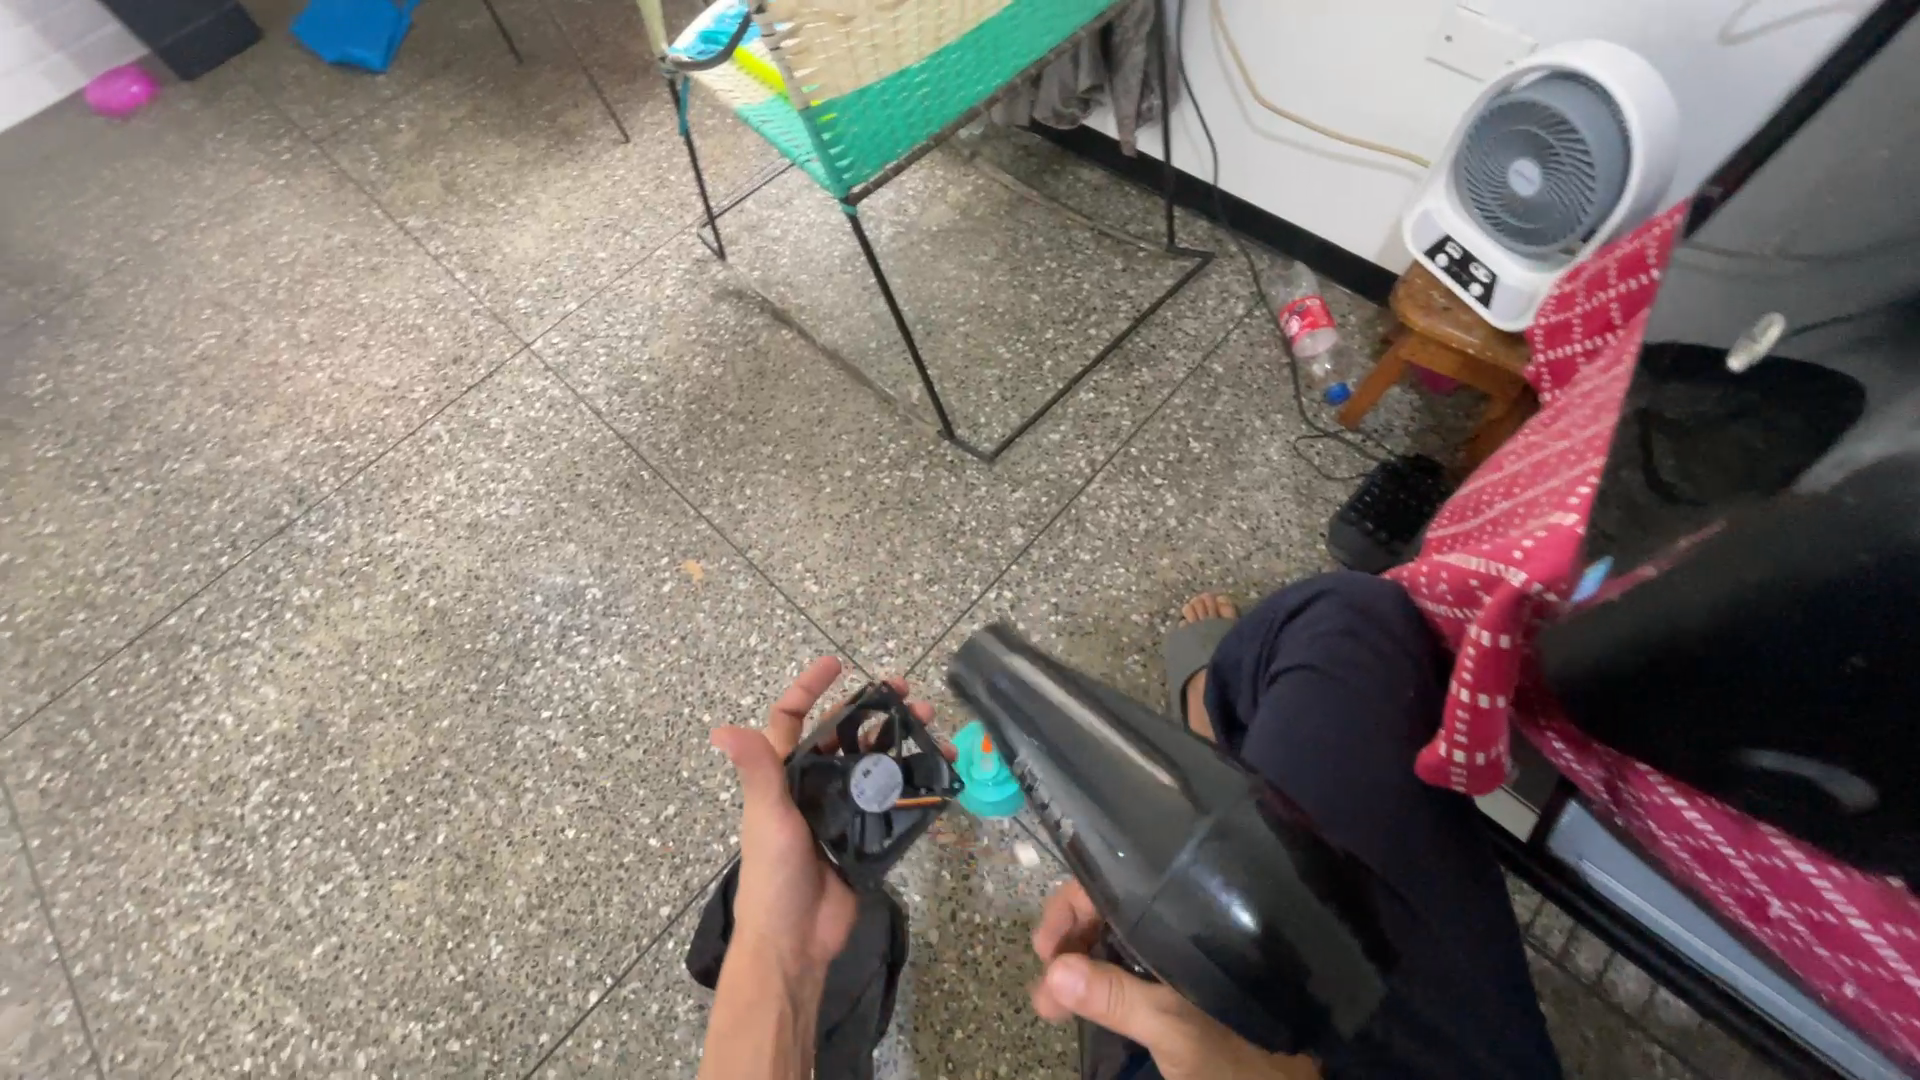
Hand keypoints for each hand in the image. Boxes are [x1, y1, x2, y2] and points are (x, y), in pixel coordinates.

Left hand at [708, 657, 940, 985]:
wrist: (797, 941)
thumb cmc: (773, 874)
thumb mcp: (767, 817)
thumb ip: (757, 771)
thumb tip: (720, 729)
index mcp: (786, 774)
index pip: (793, 718)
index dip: (809, 688)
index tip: (836, 664)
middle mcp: (816, 784)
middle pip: (847, 734)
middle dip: (876, 708)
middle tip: (908, 693)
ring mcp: (845, 808)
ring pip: (878, 762)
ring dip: (904, 740)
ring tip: (932, 725)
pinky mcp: (870, 834)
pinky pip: (897, 801)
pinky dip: (918, 784)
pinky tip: (941, 770)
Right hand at [1030, 879, 1320, 1079]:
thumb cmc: (1239, 1057)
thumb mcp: (1174, 1029)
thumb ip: (1117, 997)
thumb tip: (1055, 970)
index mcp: (1179, 920)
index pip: (1112, 886)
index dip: (1071, 907)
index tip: (1044, 947)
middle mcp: (1174, 928)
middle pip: (1105, 915)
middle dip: (1067, 949)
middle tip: (1043, 999)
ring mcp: (1175, 958)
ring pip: (1111, 945)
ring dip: (1076, 971)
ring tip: (1050, 1009)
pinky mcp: (1177, 987)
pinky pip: (1125, 972)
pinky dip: (1097, 986)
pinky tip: (1081, 1006)